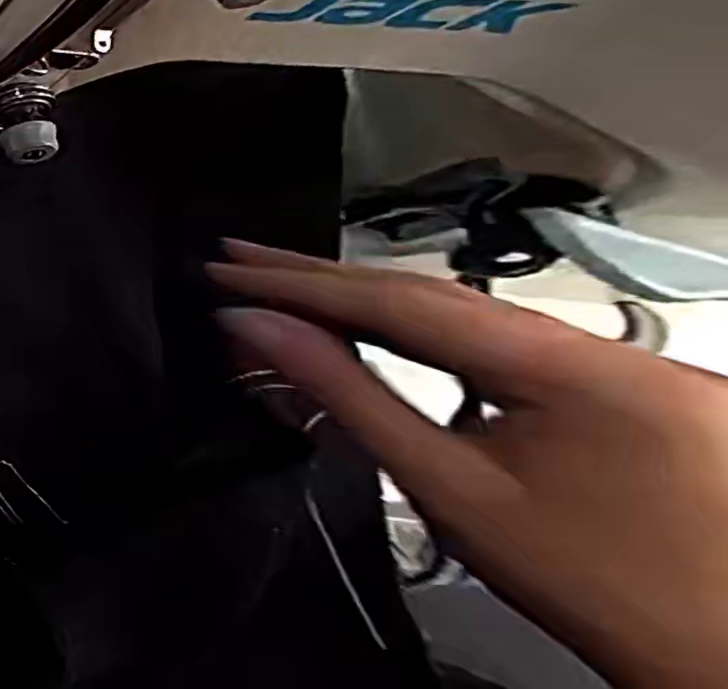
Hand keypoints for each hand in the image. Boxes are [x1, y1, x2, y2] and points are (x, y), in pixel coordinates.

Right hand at [209, 240, 727, 688]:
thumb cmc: (608, 596)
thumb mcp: (451, 489)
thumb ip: (344, 394)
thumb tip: (256, 327)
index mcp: (579, 370)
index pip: (398, 300)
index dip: (298, 283)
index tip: (228, 271)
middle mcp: (613, 351)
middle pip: (429, 292)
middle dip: (321, 277)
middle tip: (239, 258)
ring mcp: (626, 367)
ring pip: (460, 312)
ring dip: (362, 298)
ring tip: (284, 284)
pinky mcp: (622, 389)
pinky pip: (493, 339)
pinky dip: (415, 328)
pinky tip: (369, 323)